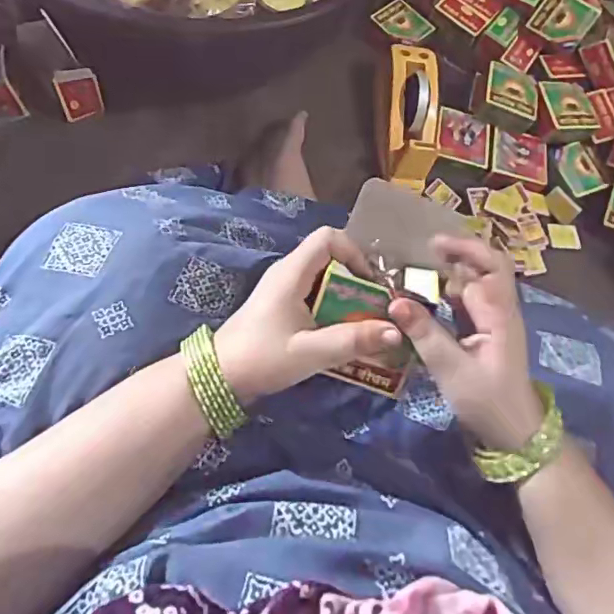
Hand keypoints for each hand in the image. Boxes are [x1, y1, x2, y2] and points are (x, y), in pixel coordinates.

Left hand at [213, 226, 402, 401]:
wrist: (217, 376)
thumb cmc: (262, 358)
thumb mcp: (310, 352)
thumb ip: (353, 340)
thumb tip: (396, 332)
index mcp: (292, 272)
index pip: (329, 237)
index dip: (354, 253)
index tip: (369, 284)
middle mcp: (287, 272)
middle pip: (329, 256)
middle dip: (355, 278)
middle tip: (373, 307)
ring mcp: (281, 287)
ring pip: (322, 276)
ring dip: (345, 295)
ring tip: (362, 321)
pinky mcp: (279, 304)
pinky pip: (313, 292)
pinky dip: (331, 305)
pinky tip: (339, 331)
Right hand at [387, 235, 544, 450]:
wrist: (513, 433)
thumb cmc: (486, 401)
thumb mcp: (450, 368)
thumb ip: (425, 333)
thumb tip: (395, 301)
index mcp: (499, 313)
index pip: (487, 266)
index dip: (462, 250)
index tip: (431, 244)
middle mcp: (500, 308)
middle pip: (486, 266)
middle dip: (457, 253)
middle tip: (424, 250)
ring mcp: (495, 318)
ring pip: (476, 281)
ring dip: (451, 271)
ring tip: (417, 269)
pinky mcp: (486, 330)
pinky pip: (469, 299)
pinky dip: (449, 290)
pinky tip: (426, 295)